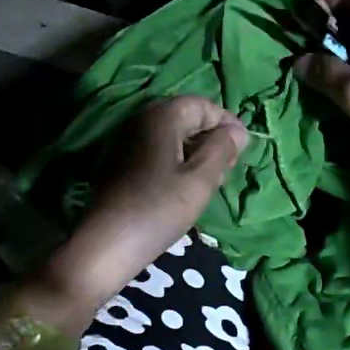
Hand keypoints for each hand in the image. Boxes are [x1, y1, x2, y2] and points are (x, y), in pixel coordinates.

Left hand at [38, 96, 247, 309]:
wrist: (107, 244)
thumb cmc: (160, 208)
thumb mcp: (201, 179)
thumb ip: (222, 149)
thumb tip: (237, 131)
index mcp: (162, 117)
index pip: (202, 105)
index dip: (226, 122)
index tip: (242, 150)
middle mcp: (141, 121)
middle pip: (186, 118)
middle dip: (211, 139)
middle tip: (226, 170)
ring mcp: (127, 143)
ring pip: (172, 138)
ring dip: (195, 154)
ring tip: (209, 183)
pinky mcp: (121, 165)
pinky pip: (157, 153)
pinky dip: (176, 164)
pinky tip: (184, 190)